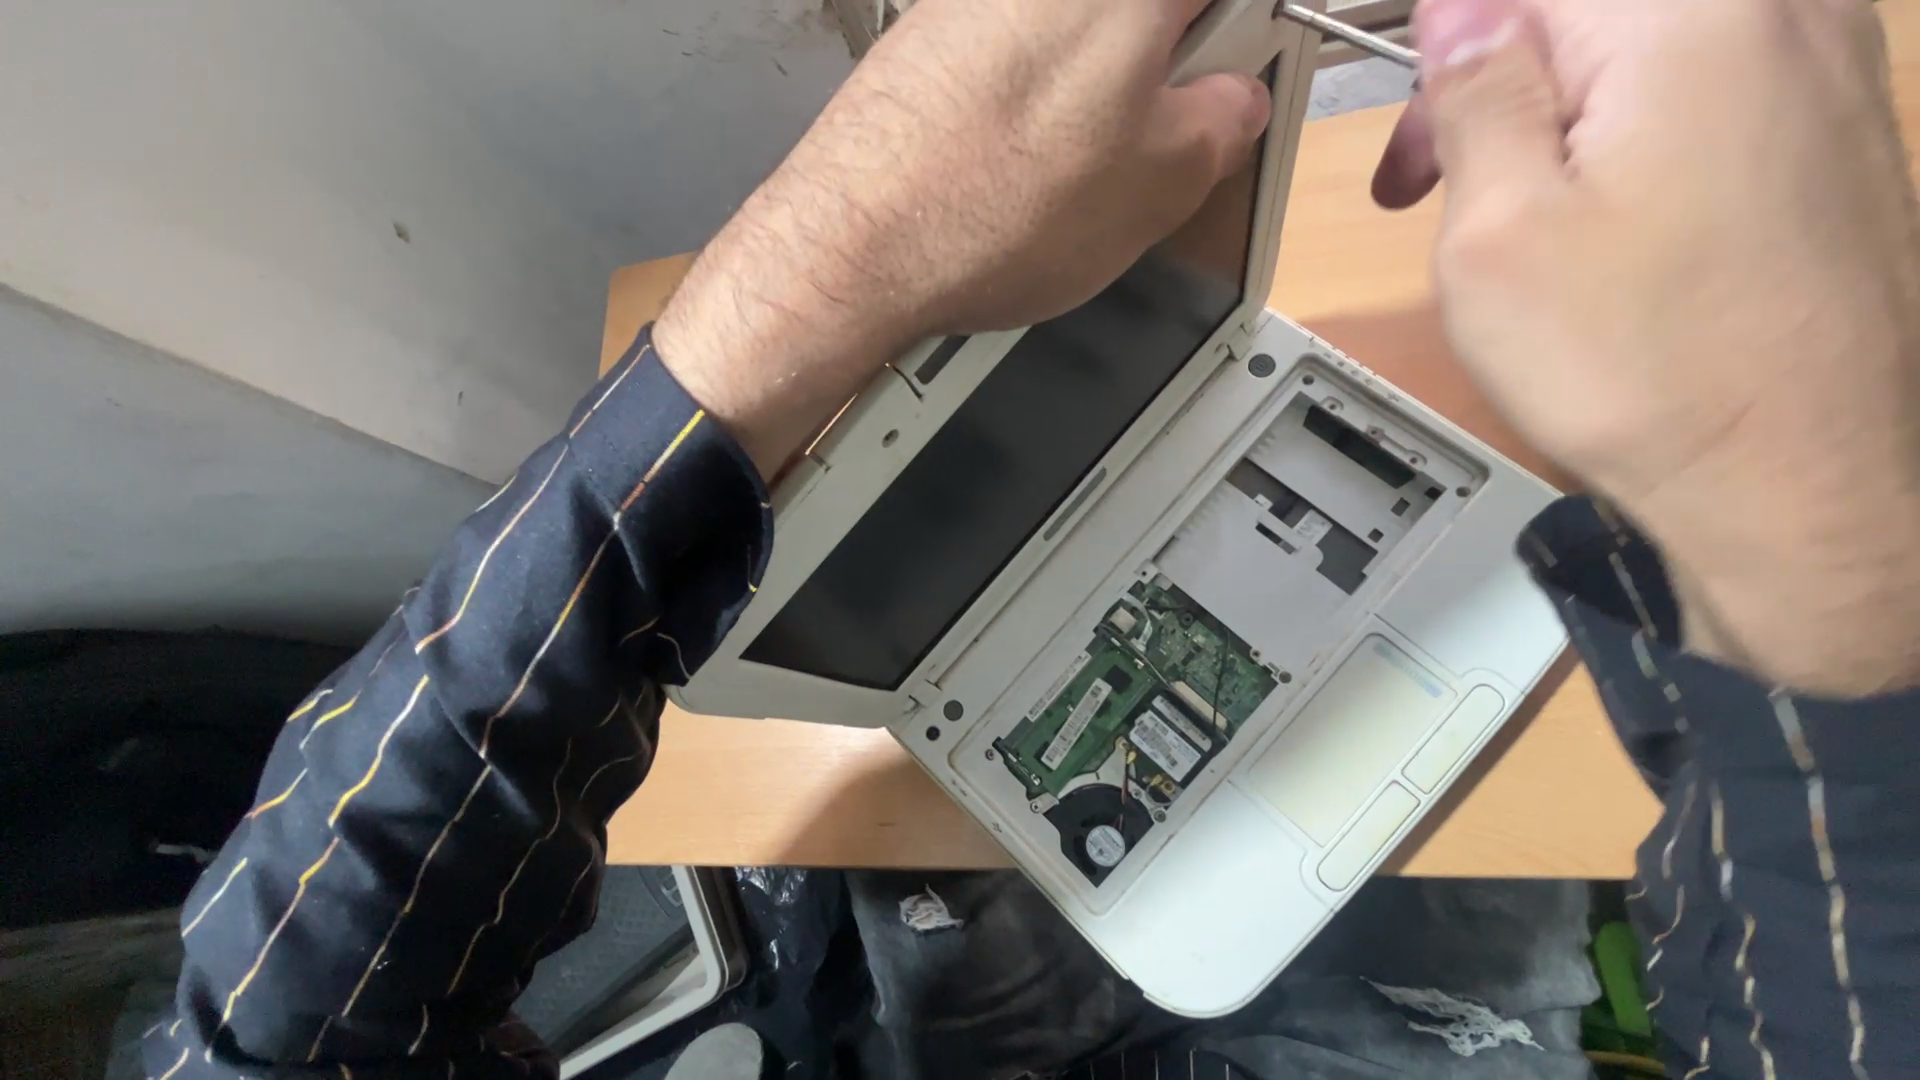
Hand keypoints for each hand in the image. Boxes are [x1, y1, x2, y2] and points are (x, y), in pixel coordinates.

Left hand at [655, 0, 1269, 473]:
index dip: (1237, 36)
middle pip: (1138, 18)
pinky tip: (1017, 170)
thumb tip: (1233, 105)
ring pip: (1078, 37)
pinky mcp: (929, 38)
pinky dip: (1037, 106)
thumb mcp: (1160, 184)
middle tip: (1165, 134)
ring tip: (1077, 172)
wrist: (855, 250)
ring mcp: (975, 1)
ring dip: (1101, 93)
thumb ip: (1223, 123)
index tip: (1238, 74)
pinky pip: (1015, 60)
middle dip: (1168, 66)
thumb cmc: (998, 211)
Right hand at [1374, 0, 1919, 694]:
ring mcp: (1825, 73)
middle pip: (1581, 11)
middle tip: (1409, 189)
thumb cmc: (1621, 359)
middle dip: (1479, 81)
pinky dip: (1604, 139)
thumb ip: (1478, 94)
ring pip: (1631, 51)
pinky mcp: (1829, 138)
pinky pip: (1688, 93)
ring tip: (1486, 215)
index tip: (1407, 139)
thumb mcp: (1496, 229)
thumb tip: (1460, 5)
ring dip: (1534, 115)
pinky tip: (1576, 223)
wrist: (1789, 474)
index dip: (1445, 35)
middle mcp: (1781, 13)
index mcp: (1688, 19)